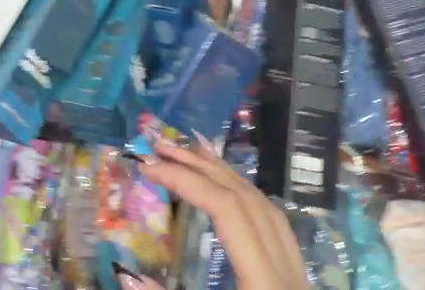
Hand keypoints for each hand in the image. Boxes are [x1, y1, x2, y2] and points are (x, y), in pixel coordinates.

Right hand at [133, 137, 308, 289]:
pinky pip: (274, 221)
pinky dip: (246, 195)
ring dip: (223, 174)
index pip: (225, 209)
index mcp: (264, 280)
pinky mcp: (298, 279)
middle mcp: (287, 266)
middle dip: (200, 167)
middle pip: (244, 197)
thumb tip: (125, 276)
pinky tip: (228, 189)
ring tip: (190, 153)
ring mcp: (298, 272)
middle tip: (160, 147)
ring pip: (264, 204)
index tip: (147, 168)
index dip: (185, 181)